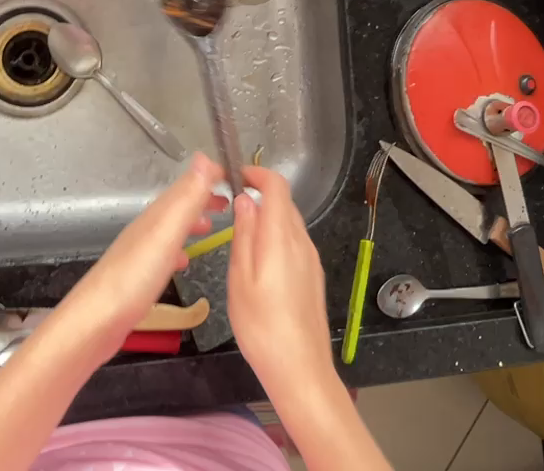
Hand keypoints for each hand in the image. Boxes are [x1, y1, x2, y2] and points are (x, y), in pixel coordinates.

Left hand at [49, 154, 226, 357]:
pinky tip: (182, 262)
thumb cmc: (134, 277)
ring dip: (193, 221)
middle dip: (204, 198)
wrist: (96, 322)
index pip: (188, 184)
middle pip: (180, 204)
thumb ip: (186, 198)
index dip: (210, 176)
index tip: (233, 175)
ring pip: (172, 227)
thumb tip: (204, 158)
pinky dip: (179, 249)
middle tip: (229, 202)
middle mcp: (148, 227)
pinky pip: (164, 253)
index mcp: (158, 215)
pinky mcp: (137, 276)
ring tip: (212, 226)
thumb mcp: (166, 233)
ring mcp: (141, 251)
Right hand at [227, 165, 333, 391]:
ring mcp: (311, 259)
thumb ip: (243, 234)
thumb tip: (245, 200)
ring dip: (267, 217)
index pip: (277, 186)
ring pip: (290, 223)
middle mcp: (302, 242)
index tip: (236, 175)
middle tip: (230, 205)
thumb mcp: (240, 278)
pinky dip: (276, 237)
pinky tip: (259, 261)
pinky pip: (294, 243)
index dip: (257, 173)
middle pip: (284, 203)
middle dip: (259, 195)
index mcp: (281, 237)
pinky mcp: (313, 276)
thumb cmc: (262, 326)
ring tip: (240, 233)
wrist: (300, 369)